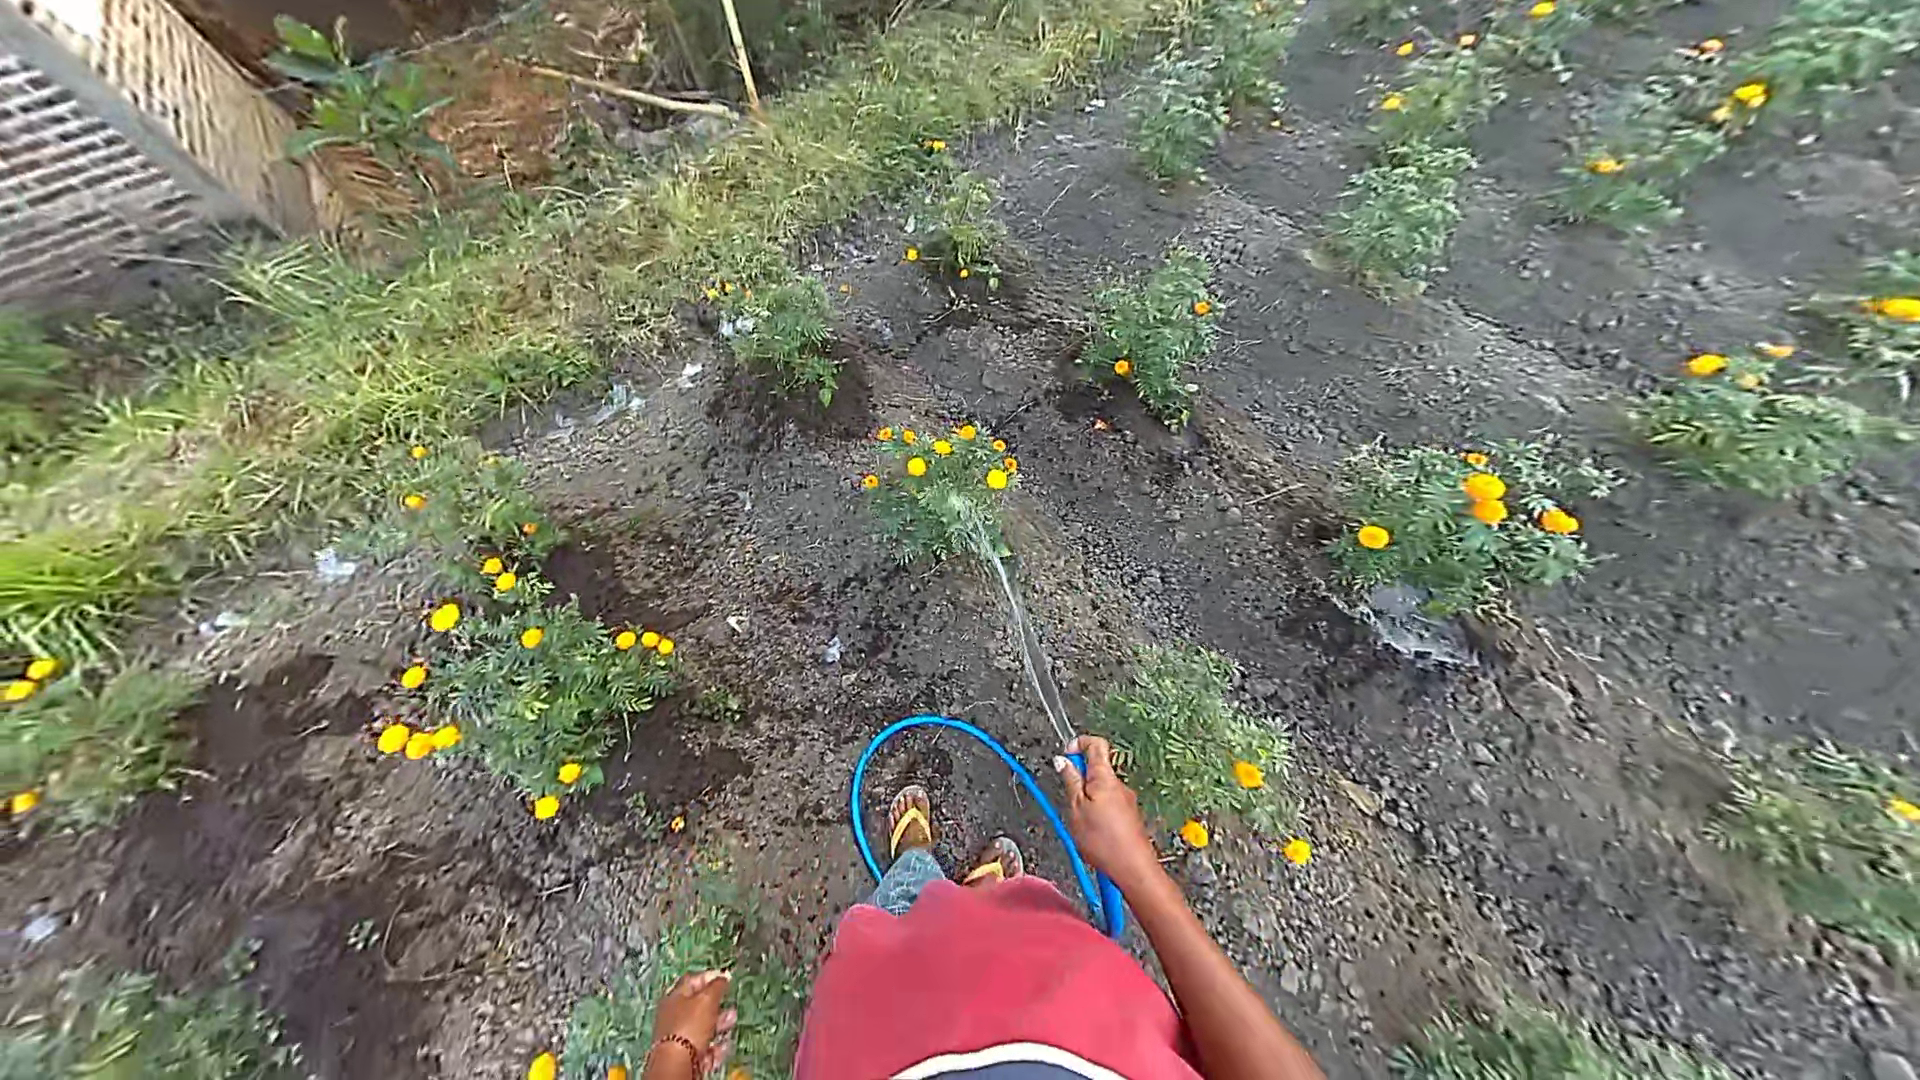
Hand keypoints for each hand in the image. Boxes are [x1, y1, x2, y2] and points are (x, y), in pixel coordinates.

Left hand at [647, 970, 734, 1077]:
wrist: (678, 1066)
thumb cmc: (688, 1028)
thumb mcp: (708, 998)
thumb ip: (717, 985)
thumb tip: (723, 977)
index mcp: (674, 998)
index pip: (693, 980)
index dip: (710, 977)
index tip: (725, 978)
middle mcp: (673, 1017)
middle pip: (699, 1005)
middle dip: (718, 1004)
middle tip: (730, 1003)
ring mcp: (678, 1038)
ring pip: (703, 1027)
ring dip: (720, 1024)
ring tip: (731, 1023)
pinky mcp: (685, 1057)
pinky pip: (704, 1047)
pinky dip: (715, 1045)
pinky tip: (723, 1045)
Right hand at [1055, 736, 1161, 890]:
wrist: (1133, 869)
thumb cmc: (1105, 842)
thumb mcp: (1076, 809)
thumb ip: (1070, 781)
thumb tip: (1063, 761)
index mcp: (1104, 777)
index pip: (1095, 743)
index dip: (1079, 743)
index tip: (1066, 755)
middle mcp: (1118, 784)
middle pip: (1097, 765)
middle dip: (1080, 776)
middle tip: (1070, 796)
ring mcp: (1126, 799)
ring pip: (1102, 786)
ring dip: (1088, 795)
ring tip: (1081, 818)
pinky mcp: (1129, 814)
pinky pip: (1109, 802)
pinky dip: (1098, 808)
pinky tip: (1094, 829)